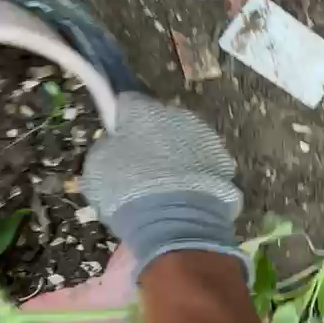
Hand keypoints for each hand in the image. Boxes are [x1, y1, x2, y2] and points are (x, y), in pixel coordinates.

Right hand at [83, 93, 247, 275]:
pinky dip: (197, 171)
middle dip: (153, 136)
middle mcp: (178, 115)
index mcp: (143, 110)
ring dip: (178, 153)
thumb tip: (116, 140)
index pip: (129, 103)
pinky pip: (204, 161)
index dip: (122, 121)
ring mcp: (206, 137)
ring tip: (167, 183)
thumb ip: (108, 146)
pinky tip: (188, 192)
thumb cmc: (129, 191)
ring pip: (186, 139)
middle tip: (143, 165)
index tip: (119, 138)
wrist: (177, 219)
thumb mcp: (98, 168)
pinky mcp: (225, 160)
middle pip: (161, 120)